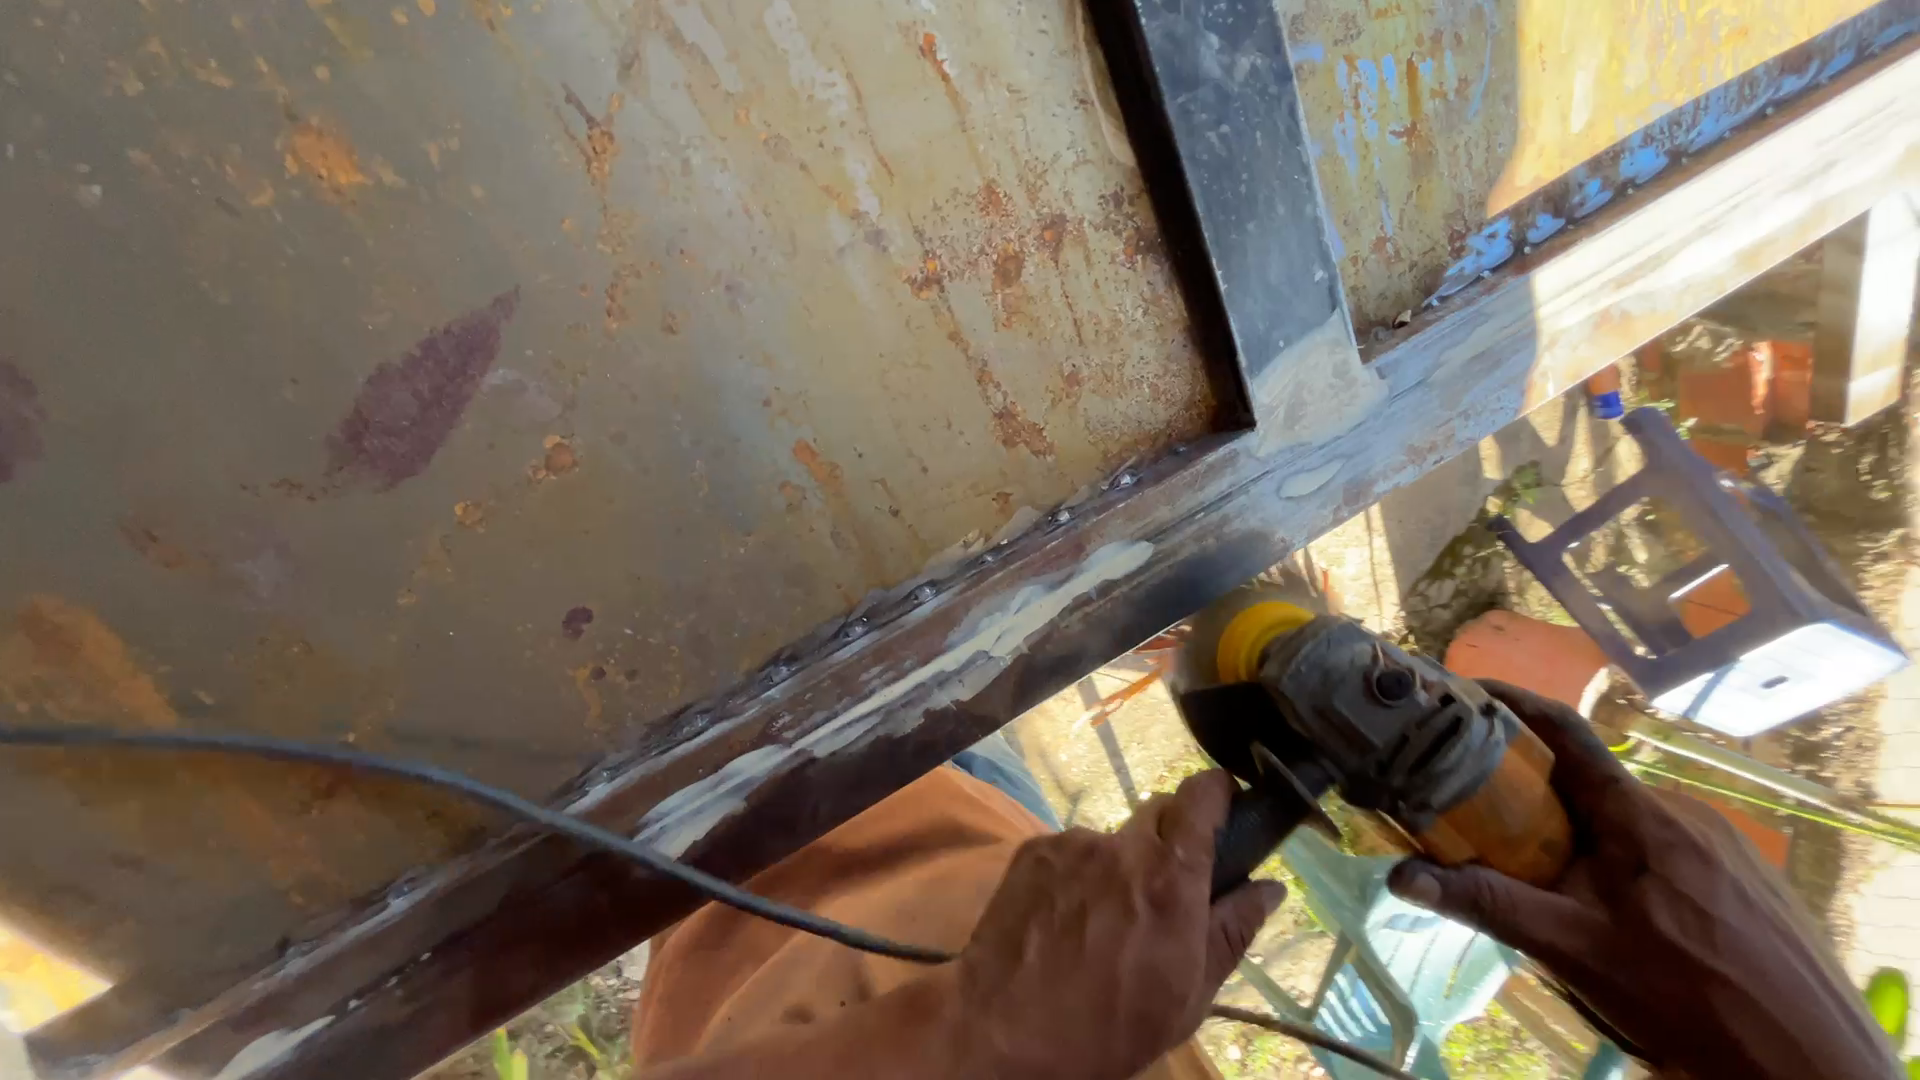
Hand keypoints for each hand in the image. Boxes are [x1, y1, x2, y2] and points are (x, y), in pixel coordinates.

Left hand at [952, 770, 1285, 1079]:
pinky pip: (1072, 849)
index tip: (1224, 802)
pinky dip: (1079, 873)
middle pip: (1158, 810)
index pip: (1200, 796)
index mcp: (1171, 879)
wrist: (1005, 1026)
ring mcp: (1073, 843)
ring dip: (1120, 863)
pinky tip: (1065, 917)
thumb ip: (1232, 930)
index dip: (1217, 791)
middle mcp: (1122, 846)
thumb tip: (1268, 887)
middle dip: (1172, 835)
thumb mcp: (1190, 994)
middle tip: (1166, 884)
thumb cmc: (1111, 1026)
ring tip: (1103, 918)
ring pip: (1113, 837)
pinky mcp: (1035, 848)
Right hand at [1388, 680, 1897, 1079]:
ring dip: (1577, 830)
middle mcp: (1685, 815)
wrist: (1819, 1079)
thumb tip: (1397, 875)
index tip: (1464, 693)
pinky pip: (1663, 847)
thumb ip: (1485, 901)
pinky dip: (1620, 857)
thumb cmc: (1688, 1000)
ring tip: (1543, 874)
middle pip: (1589, 780)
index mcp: (1640, 816)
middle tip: (1483, 815)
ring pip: (1625, 817)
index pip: (1567, 732)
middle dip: (1531, 789)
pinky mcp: (1750, 881)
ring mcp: (1726, 847)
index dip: (1513, 702)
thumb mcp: (1572, 949)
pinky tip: (1613, 908)